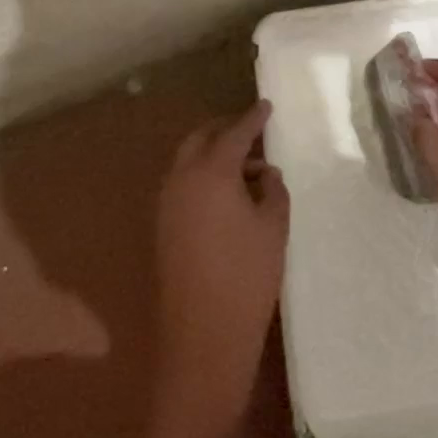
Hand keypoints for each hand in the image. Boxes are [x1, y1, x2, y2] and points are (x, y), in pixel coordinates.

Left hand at [153, 100, 289, 410]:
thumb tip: (266, 173)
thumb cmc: (248, 275)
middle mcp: (181, 179)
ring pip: (188, 162)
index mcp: (211, 172)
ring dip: (214, 156)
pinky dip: (204, 178)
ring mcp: (167, 203)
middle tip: (254, 131)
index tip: (267, 106)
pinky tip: (229, 195)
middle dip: (226, 130)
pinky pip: (183, 185)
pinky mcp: (163, 226)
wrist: (204, 332)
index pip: (234, 133)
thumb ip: (273, 190)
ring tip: (249, 168)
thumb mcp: (274, 227)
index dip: (253, 118)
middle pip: (201, 139)